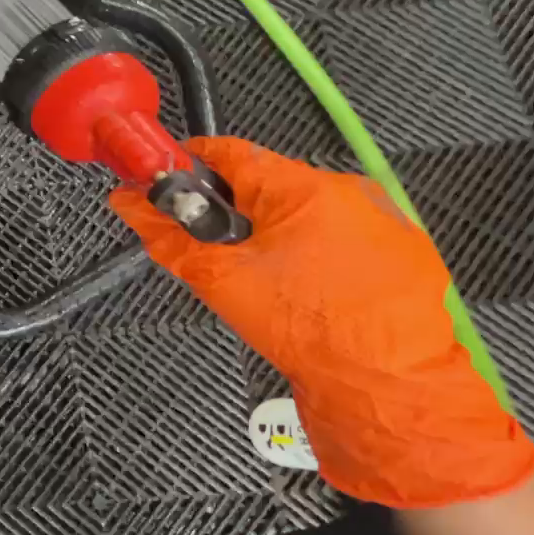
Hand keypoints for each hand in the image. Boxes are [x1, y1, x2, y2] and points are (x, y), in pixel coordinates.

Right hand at [108, 137, 533, 508]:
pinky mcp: (404, 247)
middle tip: (210, 244)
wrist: (387, 383)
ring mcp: (383, 217)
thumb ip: (166, 235)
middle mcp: (348, 190)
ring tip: (259, 274)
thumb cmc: (306, 330)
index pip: (228, 151)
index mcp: (302, 188)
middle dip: (230, 207)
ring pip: (302, 209)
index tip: (164, 180)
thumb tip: (128, 203)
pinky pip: (339, 233)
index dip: (187, 162)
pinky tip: (302, 286)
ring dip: (271, 229)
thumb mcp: (216, 279)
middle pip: (265, 182)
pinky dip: (311, 249)